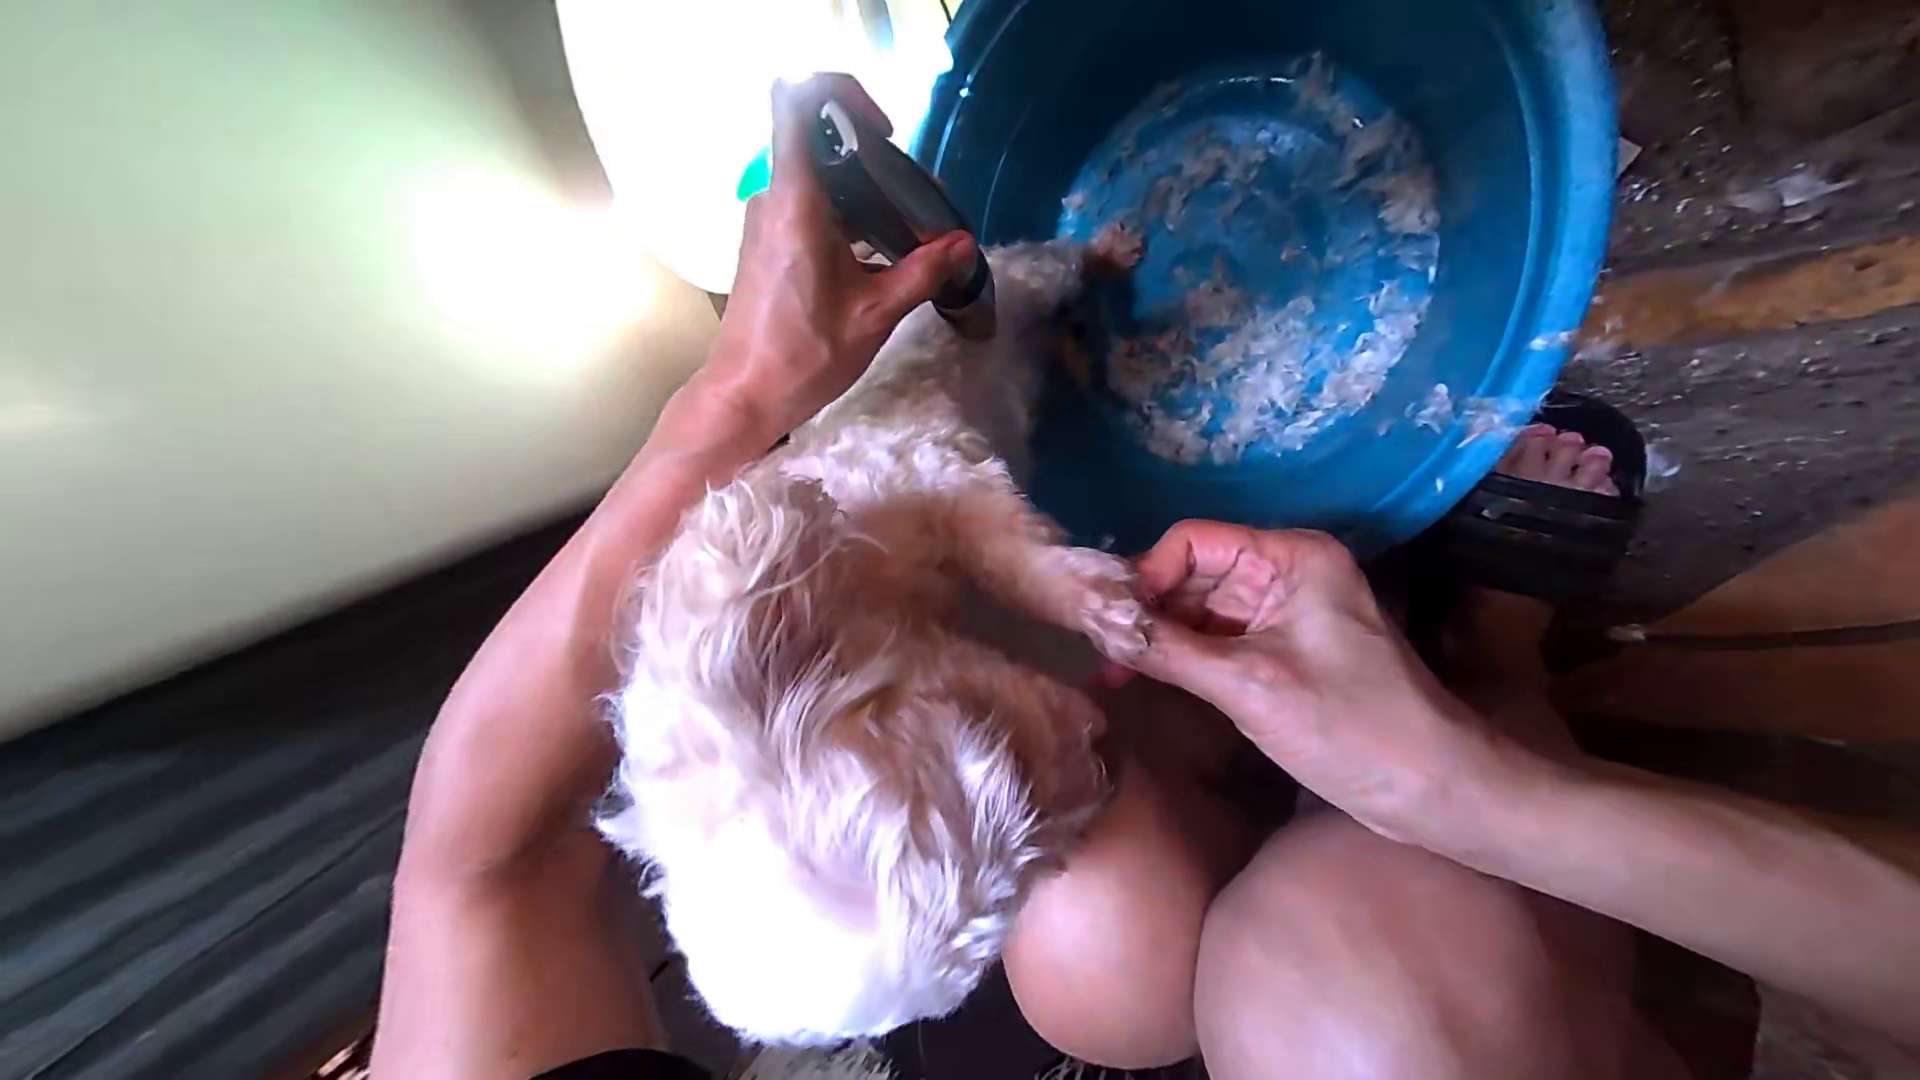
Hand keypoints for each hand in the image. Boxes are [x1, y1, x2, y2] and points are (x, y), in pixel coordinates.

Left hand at [697, 74, 978, 440]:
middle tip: (920, 210)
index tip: (885, 135)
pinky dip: (848, 224)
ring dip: (868, 204)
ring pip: (822, 184)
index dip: (844, 95)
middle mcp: (775, 198)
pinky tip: (880, 261)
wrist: (748, 393)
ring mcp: (768, 222)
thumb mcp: (875, 314)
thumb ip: (923, 272)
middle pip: (826, 148)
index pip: (800, 98)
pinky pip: (812, 213)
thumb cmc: (807, 353)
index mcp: (796, 200)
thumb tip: (963, 244)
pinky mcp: (769, 246)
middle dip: (878, 169)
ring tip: (910, 243)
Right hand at [1125, 521, 1524, 844]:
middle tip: (1096, 648)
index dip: (1146, 574)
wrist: (1437, 796)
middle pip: (1187, 574)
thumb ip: (1167, 649)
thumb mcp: (1250, 685)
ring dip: (1151, 638)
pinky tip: (1135, 676)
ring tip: (1107, 669)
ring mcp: (1272, 612)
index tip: (1109, 619)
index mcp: (1289, 557)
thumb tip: (1097, 625)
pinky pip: (1205, 640)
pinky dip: (1172, 657)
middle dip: (1142, 610)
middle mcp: (1278, 573)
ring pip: (1191, 609)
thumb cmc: (1354, 729)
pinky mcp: (1268, 648)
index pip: (1192, 542)